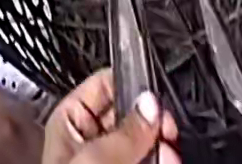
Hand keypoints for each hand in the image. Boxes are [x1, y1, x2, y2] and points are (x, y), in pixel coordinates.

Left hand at [43, 70, 180, 163]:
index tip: (155, 96)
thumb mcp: (94, 158)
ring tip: (171, 150)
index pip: (104, 84)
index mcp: (70, 120)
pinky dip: (164, 160)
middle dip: (152, 120)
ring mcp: (109, 161)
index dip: (131, 86)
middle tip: (168, 128)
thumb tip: (150, 103)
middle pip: (130, 115)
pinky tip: (170, 161)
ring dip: (162, 144)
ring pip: (145, 142)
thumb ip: (125, 132)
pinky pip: (151, 161)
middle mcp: (91, 141)